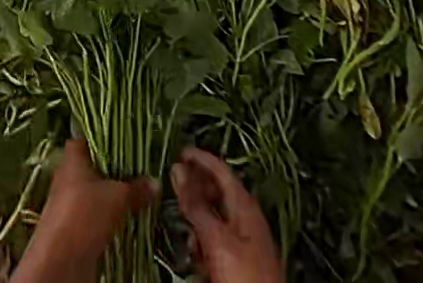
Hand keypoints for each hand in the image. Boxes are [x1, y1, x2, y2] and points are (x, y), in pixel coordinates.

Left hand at [12, 140, 157, 282]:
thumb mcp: (117, 197)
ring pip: (96, 192)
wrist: (61, 263)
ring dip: (113, 195)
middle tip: (140, 168)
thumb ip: (136, 188)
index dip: (104, 136)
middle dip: (114, 169)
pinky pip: (95, 214)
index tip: (125, 139)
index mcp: (73, 159)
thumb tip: (156, 181)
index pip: (86, 138)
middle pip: (93, 166)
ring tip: (140, 193)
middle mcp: (68, 177)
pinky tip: (128, 217)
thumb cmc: (84, 214)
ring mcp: (70, 203)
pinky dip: (110, 216)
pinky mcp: (74, 227)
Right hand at [172, 148, 282, 282]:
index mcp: (244, 204)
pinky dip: (204, 231)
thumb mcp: (215, 237)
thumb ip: (196, 205)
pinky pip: (220, 234)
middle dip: (197, 181)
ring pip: (218, 211)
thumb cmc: (242, 274)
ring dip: (199, 207)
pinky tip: (194, 243)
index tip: (179, 152)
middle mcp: (247, 215)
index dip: (200, 158)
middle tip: (175, 178)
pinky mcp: (242, 257)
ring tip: (181, 208)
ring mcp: (246, 237)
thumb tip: (178, 169)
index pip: (221, 169)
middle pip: (220, 188)